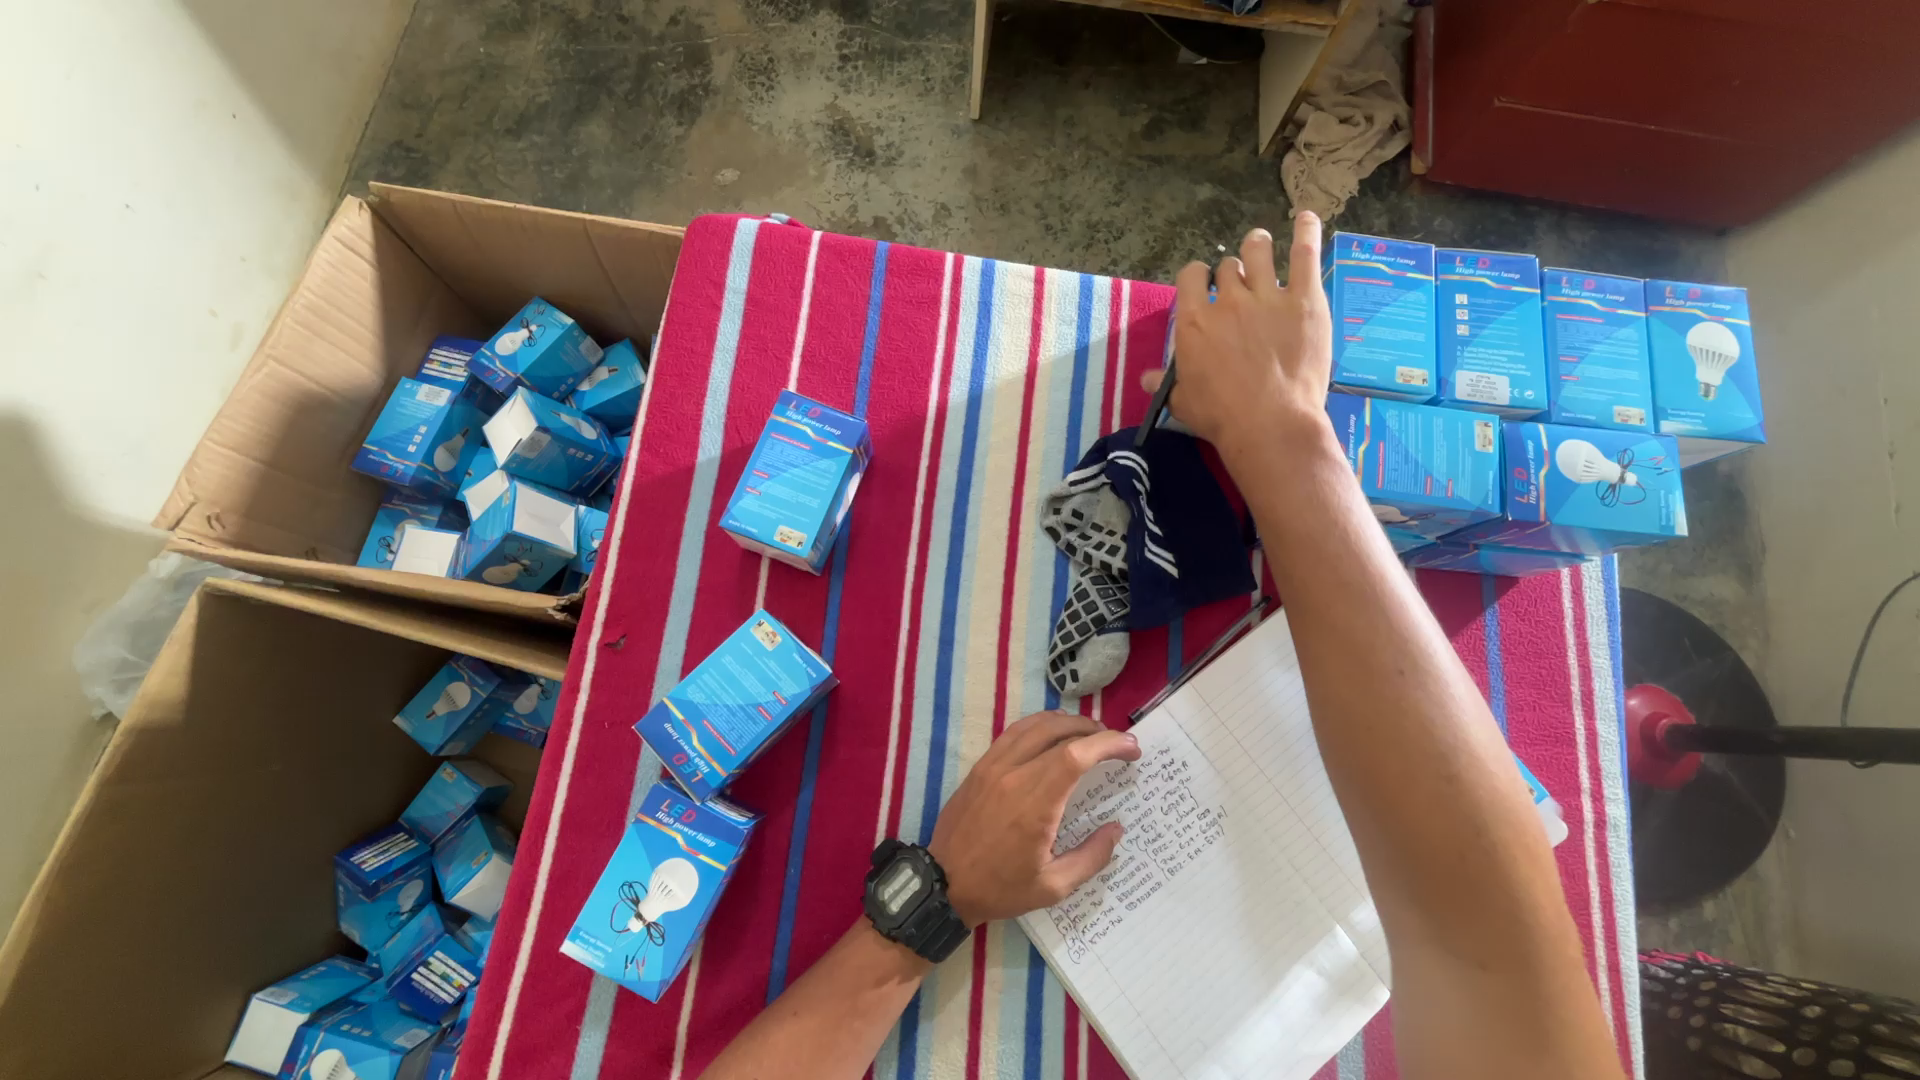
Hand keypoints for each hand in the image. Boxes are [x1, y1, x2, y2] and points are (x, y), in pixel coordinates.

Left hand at [927, 711, 1141, 926]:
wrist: (944, 884)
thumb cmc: (1000, 889)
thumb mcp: (1053, 887)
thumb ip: (1091, 857)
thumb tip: (1116, 828)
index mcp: (1035, 803)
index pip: (1076, 754)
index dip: (1108, 744)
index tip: (1131, 749)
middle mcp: (1013, 774)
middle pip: (1059, 731)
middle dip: (1093, 731)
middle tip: (1116, 743)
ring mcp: (993, 765)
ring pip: (1035, 725)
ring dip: (1067, 723)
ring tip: (1089, 734)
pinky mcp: (980, 766)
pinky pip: (1013, 733)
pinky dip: (1039, 725)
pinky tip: (1052, 735)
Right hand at [1141, 215, 1333, 461]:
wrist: (1268, 424)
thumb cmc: (1220, 416)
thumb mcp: (1181, 401)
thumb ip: (1164, 383)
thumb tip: (1146, 378)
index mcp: (1194, 321)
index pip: (1191, 276)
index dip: (1198, 276)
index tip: (1204, 286)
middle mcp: (1228, 300)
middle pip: (1227, 266)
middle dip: (1230, 271)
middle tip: (1238, 283)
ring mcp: (1267, 297)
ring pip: (1258, 251)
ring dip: (1257, 246)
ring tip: (1260, 245)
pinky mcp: (1305, 301)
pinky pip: (1305, 255)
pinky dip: (1306, 232)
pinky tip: (1306, 218)